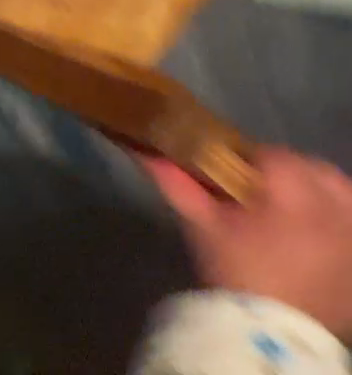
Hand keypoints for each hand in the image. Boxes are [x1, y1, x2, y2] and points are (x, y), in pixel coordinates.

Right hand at [146, 150, 351, 332]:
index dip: (250, 156)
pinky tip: (314, 224)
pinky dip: (337, 212)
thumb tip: (146, 153)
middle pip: (319, 169)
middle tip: (259, 181)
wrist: (275, 323)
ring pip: (345, 192)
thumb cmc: (234, 268)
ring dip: (318, 187)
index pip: (277, 157)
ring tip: (290, 200)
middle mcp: (335, 215)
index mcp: (293, 203)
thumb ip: (176, 185)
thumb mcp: (200, 225)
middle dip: (289, 168)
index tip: (229, 166)